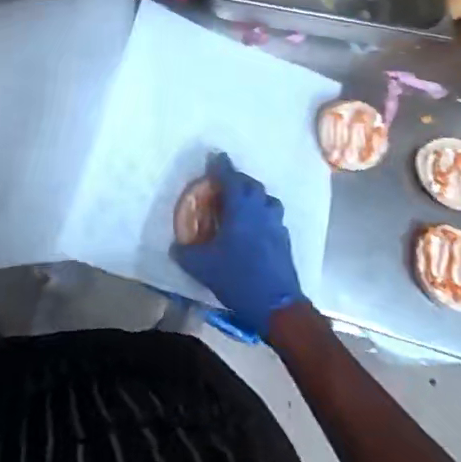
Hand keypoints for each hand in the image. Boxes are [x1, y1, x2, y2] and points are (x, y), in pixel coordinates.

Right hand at [170, 152, 305, 336]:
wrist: (276, 304)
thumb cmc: (237, 277)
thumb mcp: (202, 266)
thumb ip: (185, 253)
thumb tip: (175, 246)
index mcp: (241, 208)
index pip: (231, 178)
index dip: (221, 166)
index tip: (216, 157)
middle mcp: (261, 210)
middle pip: (251, 184)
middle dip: (238, 180)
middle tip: (224, 184)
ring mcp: (277, 224)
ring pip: (266, 199)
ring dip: (254, 196)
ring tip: (241, 204)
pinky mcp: (285, 239)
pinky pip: (273, 217)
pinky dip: (262, 214)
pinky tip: (254, 228)